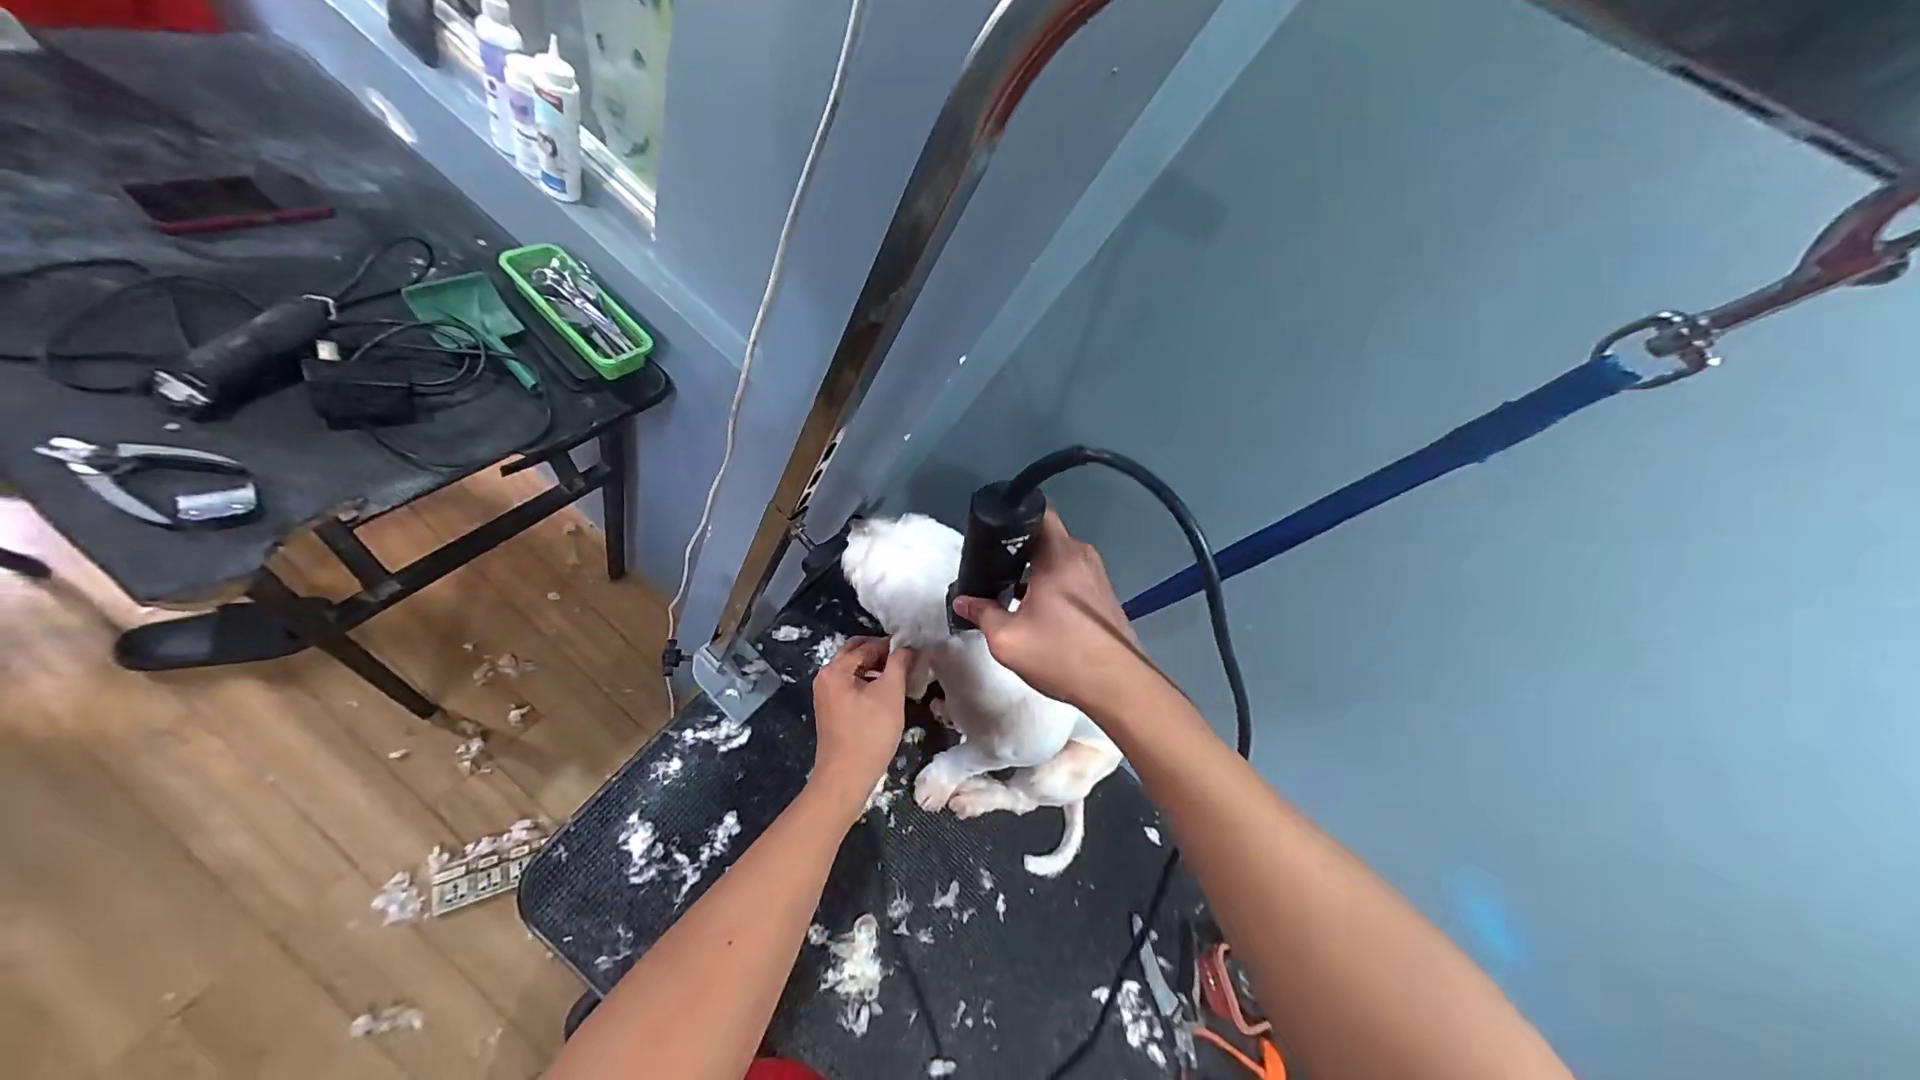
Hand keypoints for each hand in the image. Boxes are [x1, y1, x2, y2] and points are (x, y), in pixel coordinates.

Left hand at [809, 637, 914, 816]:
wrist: (846, 777)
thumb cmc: (869, 733)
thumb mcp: (890, 693)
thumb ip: (899, 664)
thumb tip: (906, 647)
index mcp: (834, 670)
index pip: (866, 646)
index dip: (890, 645)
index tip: (913, 650)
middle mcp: (825, 678)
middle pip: (855, 654)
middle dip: (881, 653)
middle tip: (906, 660)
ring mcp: (826, 695)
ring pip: (854, 670)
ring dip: (876, 668)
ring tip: (900, 676)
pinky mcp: (832, 710)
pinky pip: (851, 685)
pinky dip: (868, 682)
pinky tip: (886, 693)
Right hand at [951, 509, 1157, 713]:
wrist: (1117, 685)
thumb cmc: (1061, 655)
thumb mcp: (1008, 639)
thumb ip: (982, 614)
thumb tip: (964, 602)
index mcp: (1060, 555)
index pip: (1037, 512)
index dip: (1011, 519)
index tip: (992, 538)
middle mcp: (1082, 556)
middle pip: (1045, 536)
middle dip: (1018, 549)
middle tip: (994, 570)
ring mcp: (1097, 574)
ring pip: (1059, 557)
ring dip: (1035, 570)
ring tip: (1012, 593)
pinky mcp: (1104, 594)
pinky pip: (1071, 575)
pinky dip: (1052, 583)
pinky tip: (1038, 609)